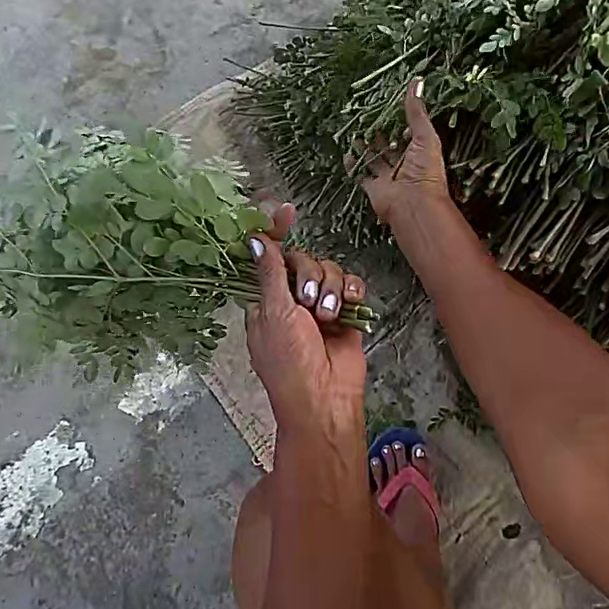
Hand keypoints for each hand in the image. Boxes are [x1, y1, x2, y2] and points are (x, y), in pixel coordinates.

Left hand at [244, 202, 366, 438]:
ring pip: (329, 269)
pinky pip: (350, 284)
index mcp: (265, 300)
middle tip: (307, 301)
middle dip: (309, 275)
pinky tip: (349, 304)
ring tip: (328, 315)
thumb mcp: (274, 314)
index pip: (269, 257)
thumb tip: (257, 240)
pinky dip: (351, 291)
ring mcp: (320, 305)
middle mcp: (292, 299)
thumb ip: (270, 273)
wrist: (325, 398)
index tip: (285, 211)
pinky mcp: (346, 311)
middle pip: (303, 259)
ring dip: (330, 289)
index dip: (275, 233)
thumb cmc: (289, 362)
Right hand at [362, 78, 450, 228]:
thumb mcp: (425, 136)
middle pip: (388, 145)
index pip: (407, 132)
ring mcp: (387, 176)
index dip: (398, 120)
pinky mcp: (374, 187)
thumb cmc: (425, 173)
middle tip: (365, 116)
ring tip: (354, 131)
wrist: (414, 206)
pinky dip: (353, 165)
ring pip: (373, 158)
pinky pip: (361, 174)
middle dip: (378, 132)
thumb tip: (417, 80)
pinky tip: (347, 153)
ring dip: (364, 147)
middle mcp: (403, 164)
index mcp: (418, 152)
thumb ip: (417, 111)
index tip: (385, 105)